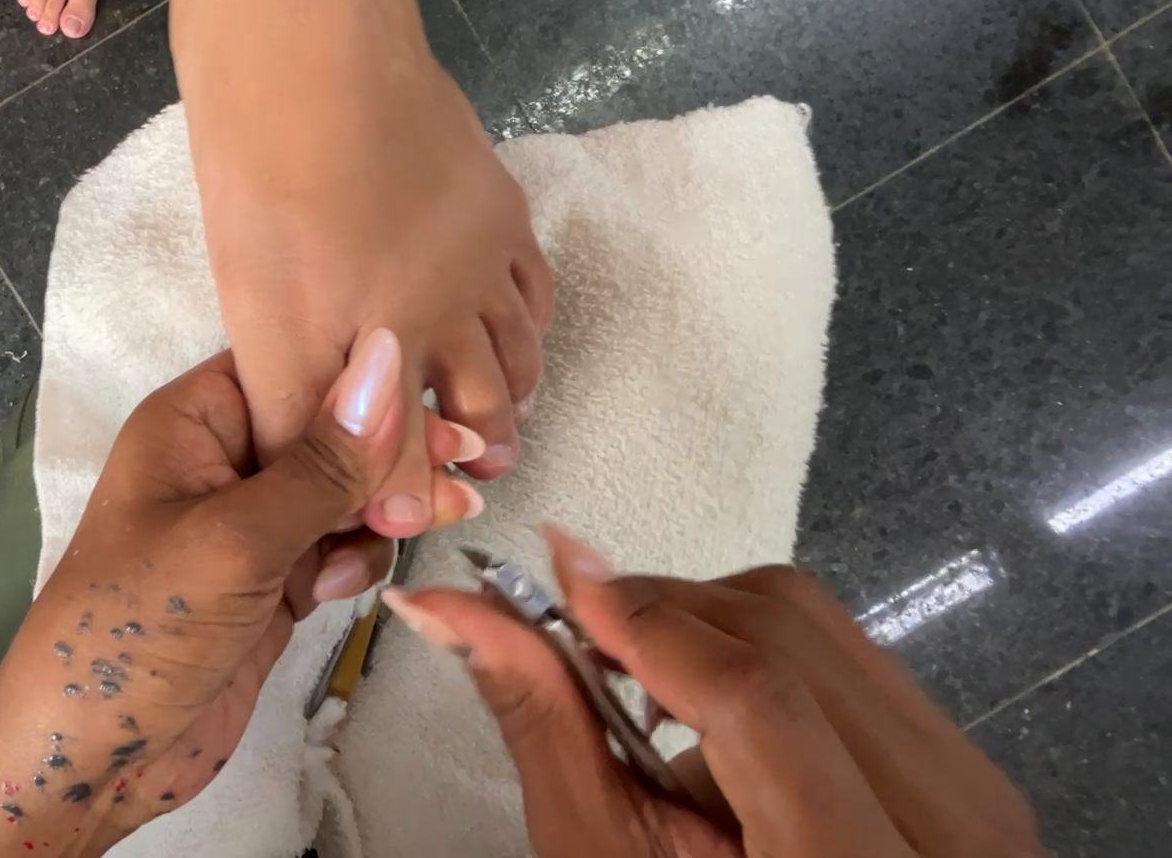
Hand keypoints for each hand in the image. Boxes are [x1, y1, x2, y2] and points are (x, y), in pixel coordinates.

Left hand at [0, 331, 471, 853]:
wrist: (98, 759)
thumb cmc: (139, 627)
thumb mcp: (235, 538)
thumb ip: (321, 462)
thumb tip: (384, 356)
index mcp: (194, 421)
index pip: (288, 366)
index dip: (362, 379)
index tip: (436, 397)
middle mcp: (223, 459)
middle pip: (325, 430)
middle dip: (387, 451)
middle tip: (465, 465)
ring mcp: (251, 521)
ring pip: (340, 489)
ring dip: (381, 506)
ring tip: (433, 520)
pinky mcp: (273, 576)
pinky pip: (336, 543)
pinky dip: (355, 555)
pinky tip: (343, 584)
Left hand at [193, 56, 553, 540]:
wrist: (306, 40)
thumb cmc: (261, 185)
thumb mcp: (259, 312)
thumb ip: (305, 408)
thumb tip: (348, 492)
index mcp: (392, 341)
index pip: (416, 444)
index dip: (417, 491)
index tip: (415, 519)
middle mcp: (458, 304)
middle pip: (488, 400)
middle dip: (479, 447)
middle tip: (475, 472)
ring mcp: (486, 246)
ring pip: (520, 347)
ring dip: (511, 394)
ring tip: (499, 422)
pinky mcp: (496, 197)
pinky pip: (536, 285)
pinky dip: (532, 326)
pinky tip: (519, 331)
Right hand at [388, 527, 1044, 857]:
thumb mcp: (595, 848)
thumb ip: (534, 716)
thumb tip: (439, 600)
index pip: (758, 699)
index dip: (645, 624)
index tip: (556, 581)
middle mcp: (954, 826)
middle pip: (780, 630)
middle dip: (654, 612)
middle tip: (581, 643)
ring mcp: (972, 786)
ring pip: (804, 617)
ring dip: (691, 620)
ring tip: (642, 685)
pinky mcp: (955, 755)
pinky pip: (831, 640)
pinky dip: (738, 637)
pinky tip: (702, 703)